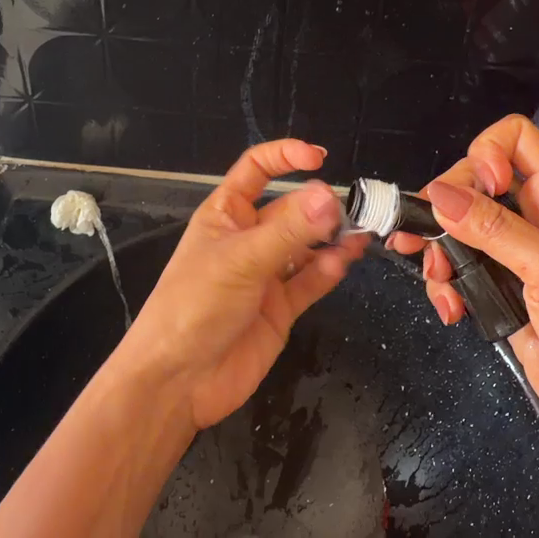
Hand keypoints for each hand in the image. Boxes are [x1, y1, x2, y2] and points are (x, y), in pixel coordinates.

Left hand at [114, 140, 367, 429]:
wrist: (179, 381)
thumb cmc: (195, 304)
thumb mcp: (241, 260)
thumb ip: (289, 231)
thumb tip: (331, 196)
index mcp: (226, 214)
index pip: (257, 171)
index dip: (285, 157)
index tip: (319, 158)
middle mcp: (248, 238)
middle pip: (291, 209)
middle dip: (319, 205)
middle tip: (352, 210)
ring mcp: (266, 274)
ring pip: (307, 245)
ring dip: (332, 237)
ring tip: (360, 234)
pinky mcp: (281, 307)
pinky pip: (311, 280)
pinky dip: (328, 270)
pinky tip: (343, 262)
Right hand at [387, 115, 538, 434]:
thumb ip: (495, 230)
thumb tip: (437, 194)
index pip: (516, 138)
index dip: (488, 151)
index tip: (478, 190)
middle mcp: (533, 216)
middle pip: (474, 179)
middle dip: (445, 205)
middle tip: (431, 237)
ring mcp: (513, 251)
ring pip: (458, 222)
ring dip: (438, 248)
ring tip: (438, 280)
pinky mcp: (497, 286)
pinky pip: (458, 264)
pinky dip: (445, 282)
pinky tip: (449, 308)